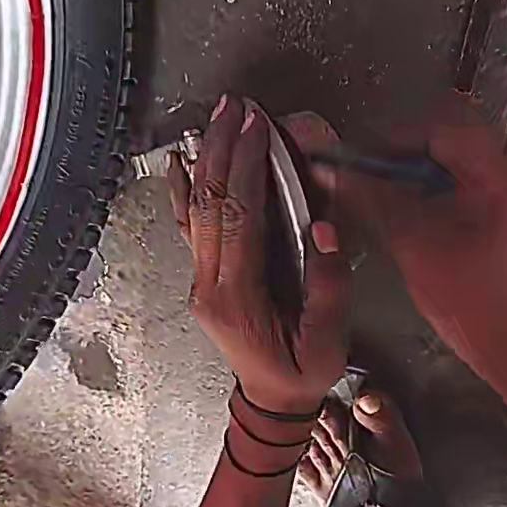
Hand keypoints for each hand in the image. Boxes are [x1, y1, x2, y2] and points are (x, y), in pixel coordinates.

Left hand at [168, 96, 350, 412]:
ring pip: (194, 207)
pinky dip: (181, 190)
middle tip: (235, 107)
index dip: (247, 166)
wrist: (269, 400)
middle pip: (209, 202)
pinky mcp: (203, 276)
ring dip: (204, 157)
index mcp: (238, 296)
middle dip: (221, 148)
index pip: (240, 216)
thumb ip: (328, 286)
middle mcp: (209, 283)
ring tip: (214, 118)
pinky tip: (179, 162)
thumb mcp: (327, 341)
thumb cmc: (301, 372)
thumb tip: (322, 228)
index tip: (259, 126)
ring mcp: (200, 279)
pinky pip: (187, 226)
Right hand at [358, 104, 506, 364]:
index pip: (444, 133)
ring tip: (386, 170)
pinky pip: (462, 166)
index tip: (363, 149)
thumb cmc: (460, 295)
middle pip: (453, 131)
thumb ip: (371, 198)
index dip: (397, 137)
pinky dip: (432, 169)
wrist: (494, 333)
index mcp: (501, 179)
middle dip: (408, 141)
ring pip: (457, 145)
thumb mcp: (411, 240)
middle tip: (374, 156)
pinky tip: (408, 185)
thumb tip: (331, 171)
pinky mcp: (500, 197)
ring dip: (419, 154)